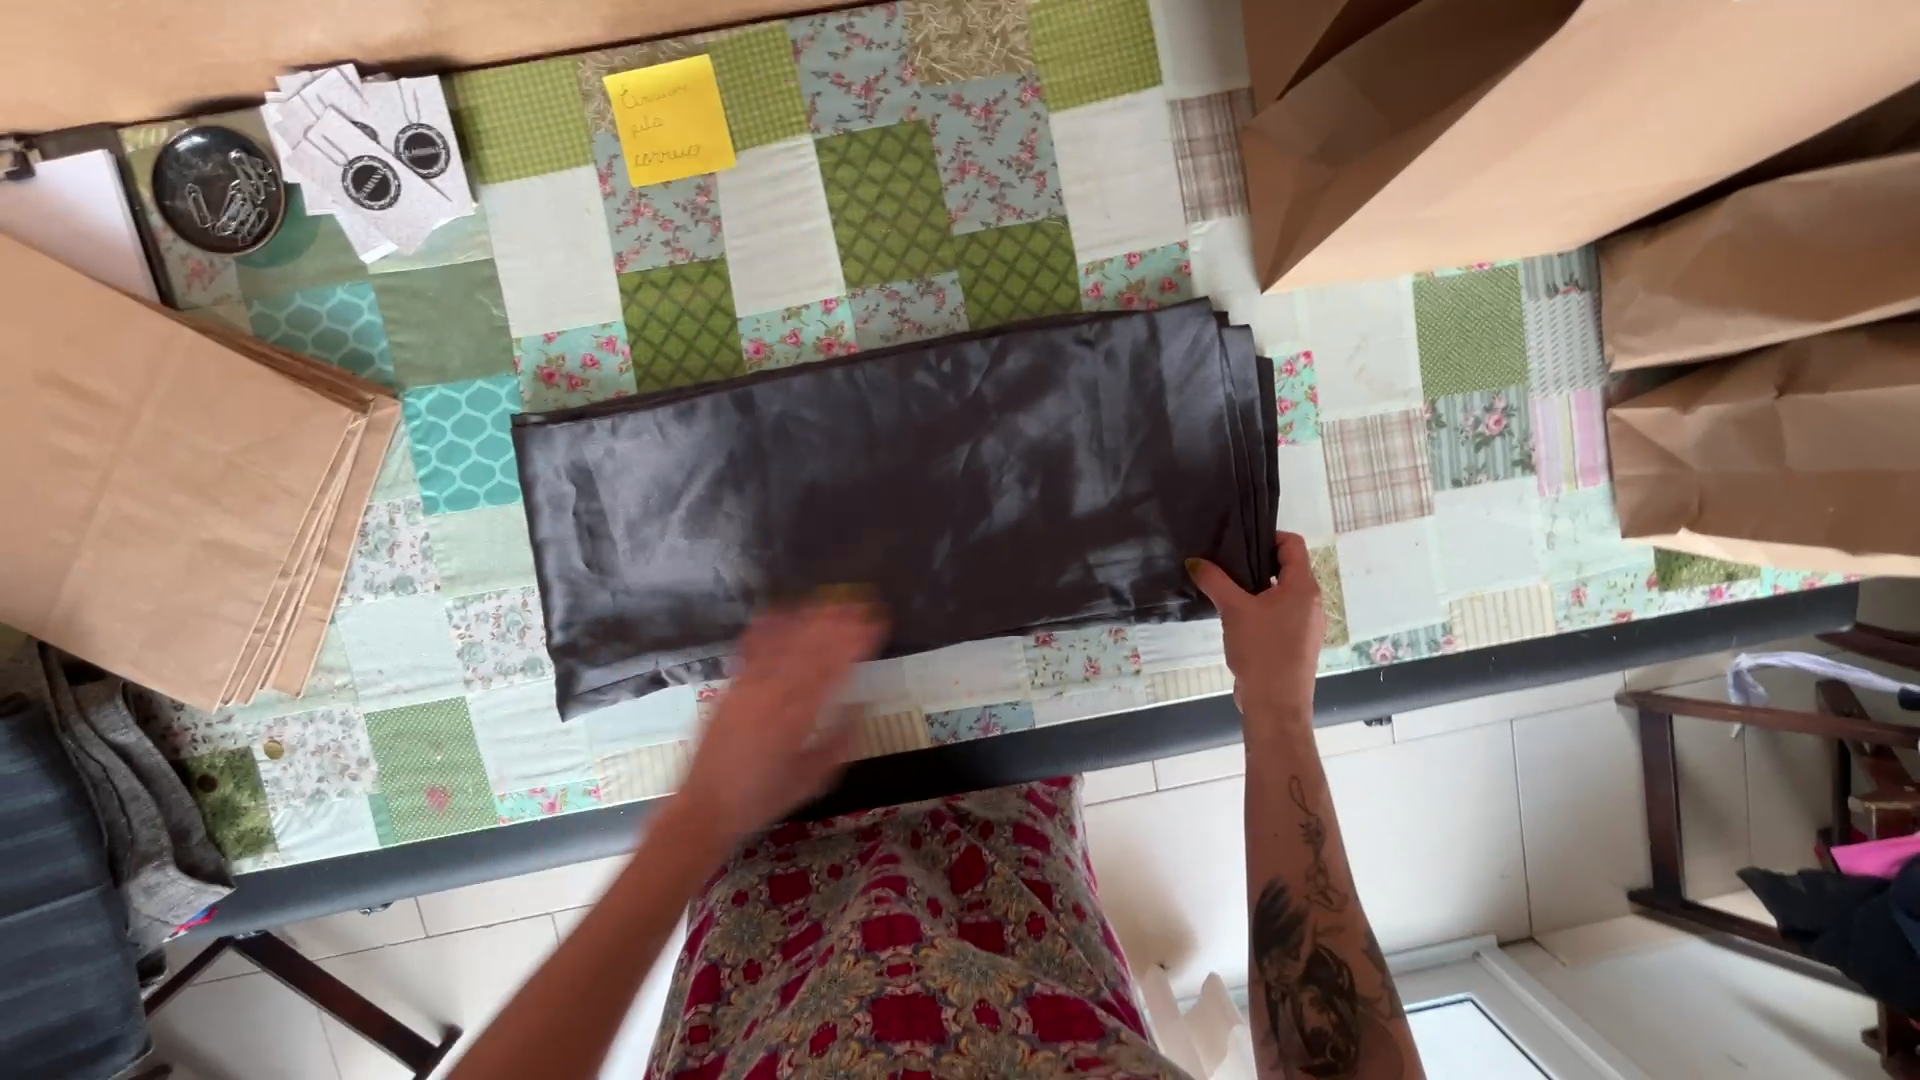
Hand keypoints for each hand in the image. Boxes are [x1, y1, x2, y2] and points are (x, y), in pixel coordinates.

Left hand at [675, 595, 886, 839]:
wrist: (705, 807)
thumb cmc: (764, 798)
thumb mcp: (815, 778)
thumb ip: (841, 740)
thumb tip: (862, 708)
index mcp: (798, 717)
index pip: (833, 668)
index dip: (856, 643)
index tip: (875, 626)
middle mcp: (773, 694)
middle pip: (809, 647)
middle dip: (837, 623)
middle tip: (861, 606)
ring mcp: (748, 687)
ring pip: (783, 643)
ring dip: (809, 619)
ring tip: (831, 602)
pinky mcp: (729, 686)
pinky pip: (752, 649)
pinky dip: (769, 628)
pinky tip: (781, 611)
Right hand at [1186, 531, 1324, 725]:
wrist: (1276, 704)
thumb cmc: (1262, 650)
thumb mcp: (1234, 610)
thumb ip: (1214, 581)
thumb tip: (1194, 561)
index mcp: (1304, 587)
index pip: (1292, 544)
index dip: (1267, 536)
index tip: (1238, 542)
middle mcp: (1311, 601)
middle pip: (1287, 567)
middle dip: (1257, 562)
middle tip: (1225, 563)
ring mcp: (1306, 624)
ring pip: (1281, 593)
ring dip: (1256, 588)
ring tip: (1225, 589)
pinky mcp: (1296, 642)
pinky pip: (1279, 613)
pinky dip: (1260, 608)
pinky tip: (1235, 618)